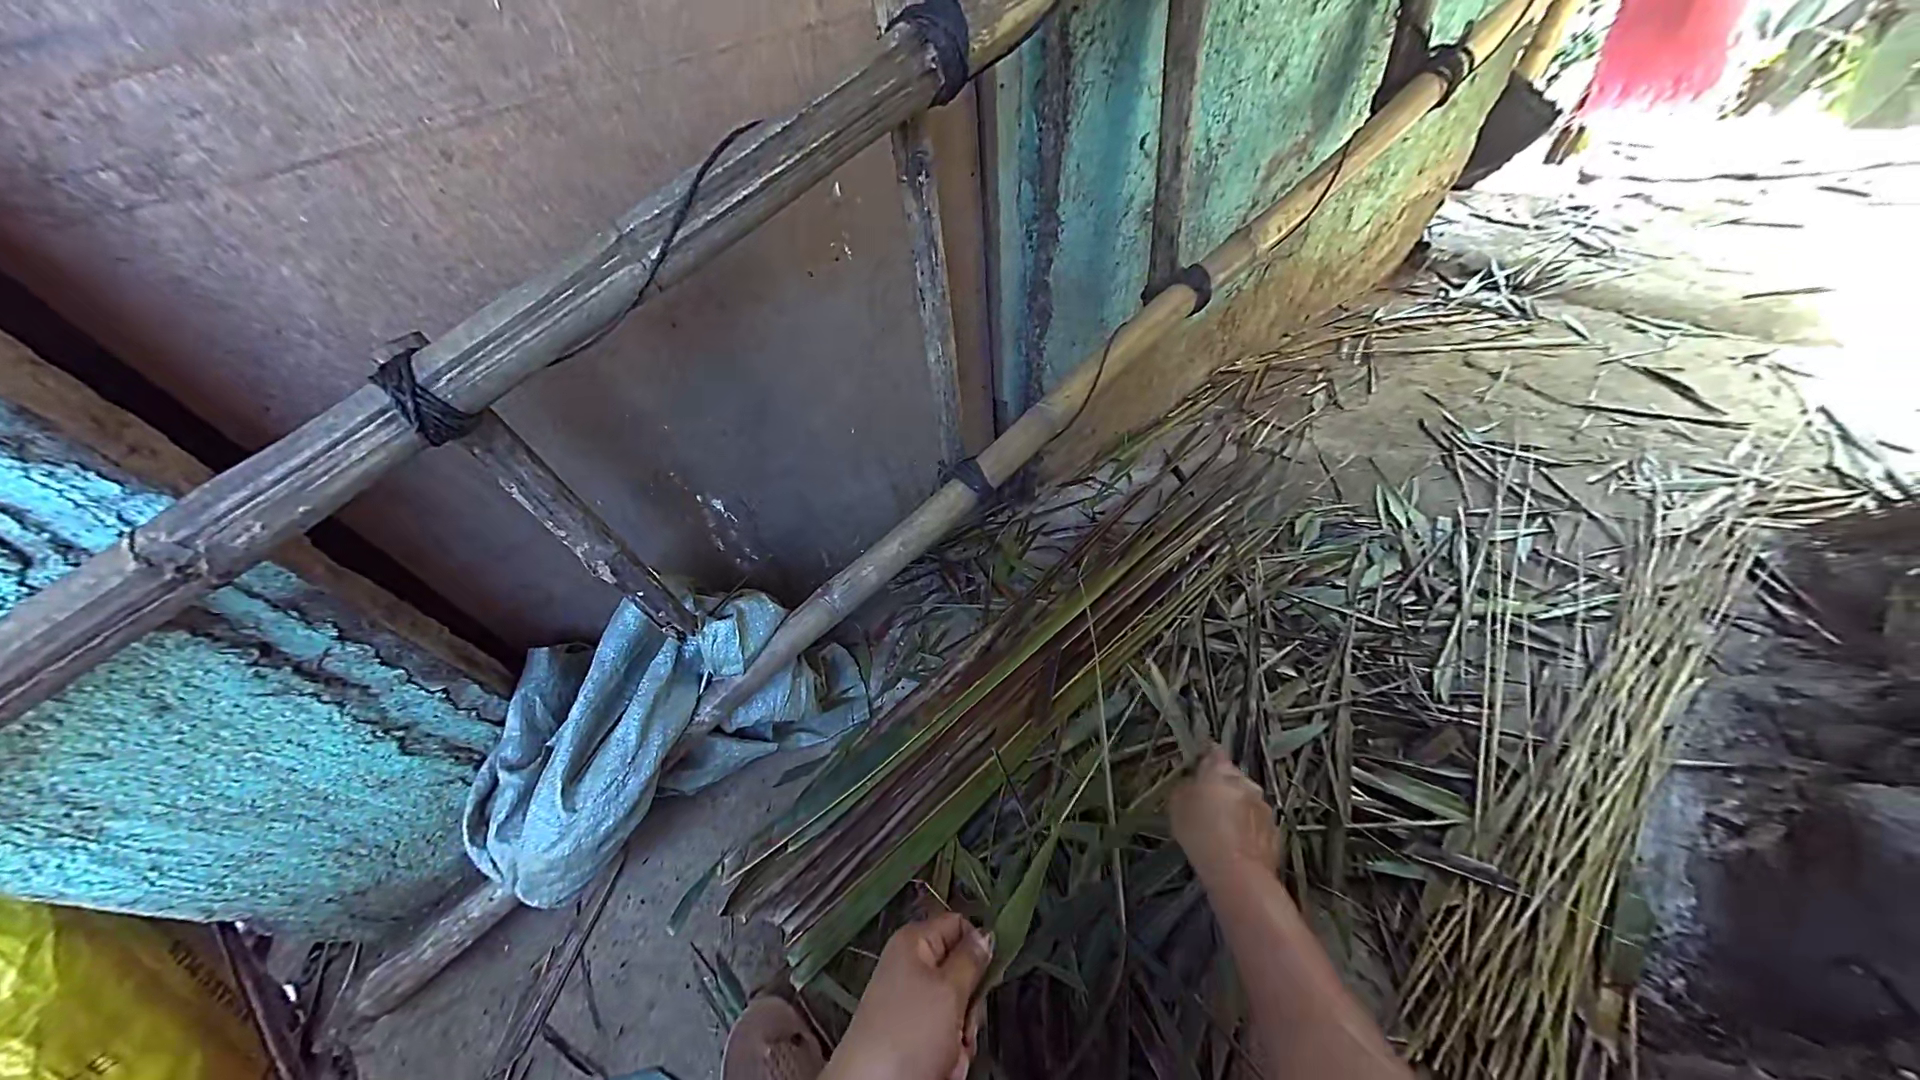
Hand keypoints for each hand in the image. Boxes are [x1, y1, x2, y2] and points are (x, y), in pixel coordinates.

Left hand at [823, 912, 992, 1079]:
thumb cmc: (910, 1033)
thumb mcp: (948, 991)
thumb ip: (971, 960)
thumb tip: (986, 934)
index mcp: (914, 942)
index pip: (959, 925)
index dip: (977, 947)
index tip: (985, 975)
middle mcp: (912, 967)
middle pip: (962, 972)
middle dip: (970, 1004)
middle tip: (963, 1023)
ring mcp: (912, 1004)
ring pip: (958, 1009)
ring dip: (961, 1036)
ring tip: (948, 1053)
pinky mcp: (913, 1036)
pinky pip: (946, 1036)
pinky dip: (949, 1055)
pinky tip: (941, 1069)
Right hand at [1170, 744, 1279, 878]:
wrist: (1237, 874)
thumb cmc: (1200, 834)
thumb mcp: (1177, 806)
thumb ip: (1185, 788)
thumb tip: (1191, 785)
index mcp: (1221, 772)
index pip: (1215, 752)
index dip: (1207, 755)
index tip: (1200, 761)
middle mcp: (1247, 784)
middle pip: (1233, 778)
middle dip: (1222, 786)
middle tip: (1206, 802)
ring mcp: (1265, 808)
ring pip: (1247, 800)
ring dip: (1236, 808)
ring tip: (1221, 828)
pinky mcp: (1275, 833)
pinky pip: (1257, 823)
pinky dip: (1248, 828)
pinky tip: (1236, 844)